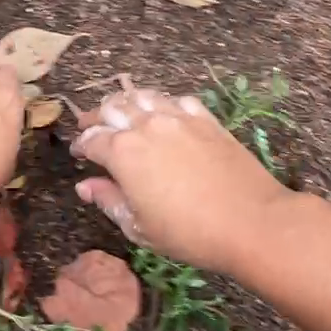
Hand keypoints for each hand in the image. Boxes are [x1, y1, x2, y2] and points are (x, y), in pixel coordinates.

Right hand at [72, 87, 293, 274]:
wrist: (251, 221)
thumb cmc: (189, 233)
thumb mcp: (139, 227)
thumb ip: (108, 201)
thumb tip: (85, 186)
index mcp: (123, 152)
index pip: (92, 140)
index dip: (81, 145)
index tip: (78, 153)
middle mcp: (146, 125)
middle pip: (113, 108)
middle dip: (98, 117)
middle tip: (92, 127)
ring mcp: (178, 117)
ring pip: (142, 96)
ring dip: (126, 103)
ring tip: (122, 113)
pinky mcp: (205, 118)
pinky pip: (176, 100)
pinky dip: (162, 103)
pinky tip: (163, 113)